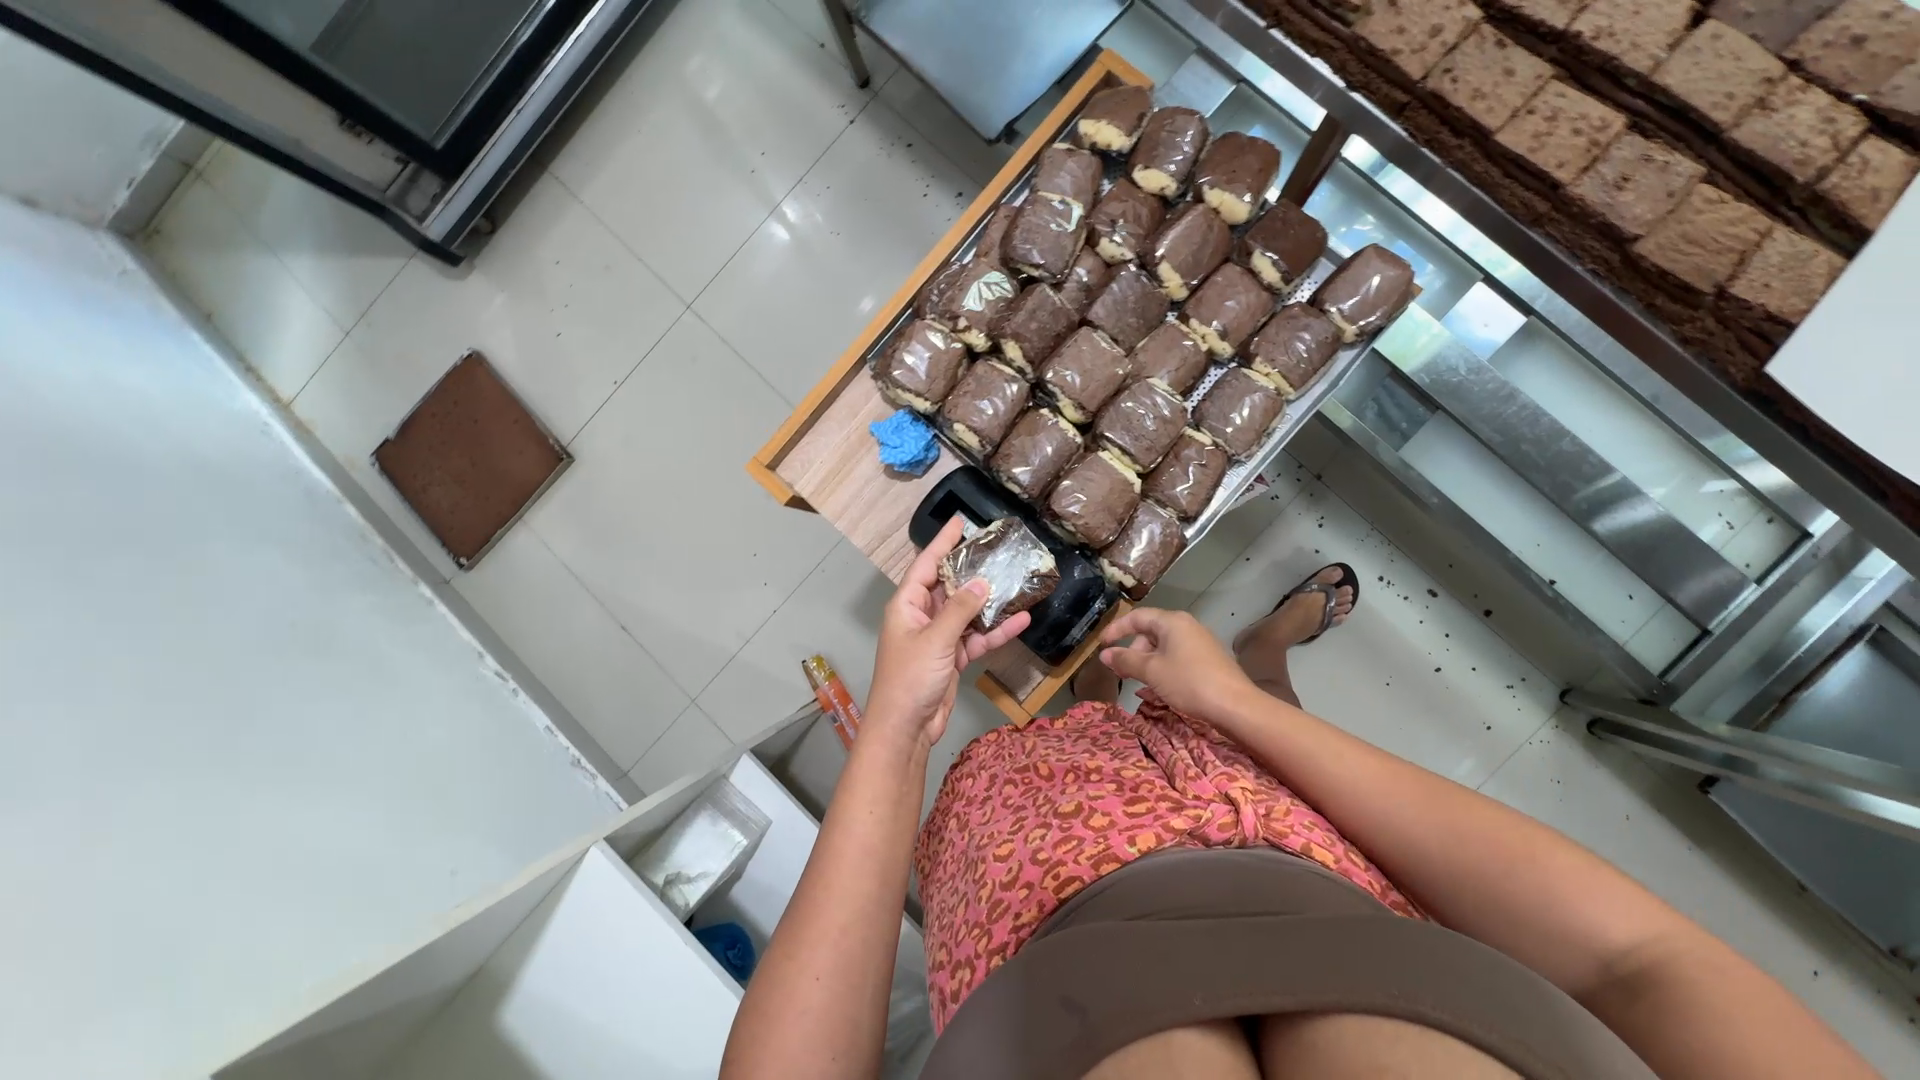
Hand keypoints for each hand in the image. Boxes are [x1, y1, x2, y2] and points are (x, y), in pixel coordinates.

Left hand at [867, 516, 1031, 748]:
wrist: (905, 728)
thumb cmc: (909, 678)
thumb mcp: (935, 640)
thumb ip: (960, 610)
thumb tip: (981, 583)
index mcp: (907, 605)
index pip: (926, 565)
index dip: (942, 542)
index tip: (961, 522)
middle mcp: (921, 617)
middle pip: (949, 586)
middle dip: (972, 570)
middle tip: (998, 550)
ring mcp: (937, 638)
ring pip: (967, 612)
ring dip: (990, 602)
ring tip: (1017, 581)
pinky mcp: (952, 659)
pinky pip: (976, 638)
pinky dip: (995, 631)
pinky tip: (1021, 620)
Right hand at [1099, 607, 1258, 719]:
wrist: (1235, 705)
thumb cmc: (1189, 682)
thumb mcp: (1151, 671)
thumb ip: (1125, 660)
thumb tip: (1104, 654)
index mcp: (1172, 622)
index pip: (1137, 617)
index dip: (1116, 629)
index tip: (1101, 645)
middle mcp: (1187, 626)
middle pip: (1150, 631)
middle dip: (1132, 650)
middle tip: (1122, 673)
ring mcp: (1200, 642)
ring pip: (1164, 646)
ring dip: (1147, 661)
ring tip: (1140, 683)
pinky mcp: (1208, 659)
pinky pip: (1177, 656)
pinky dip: (1163, 667)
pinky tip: (1161, 687)